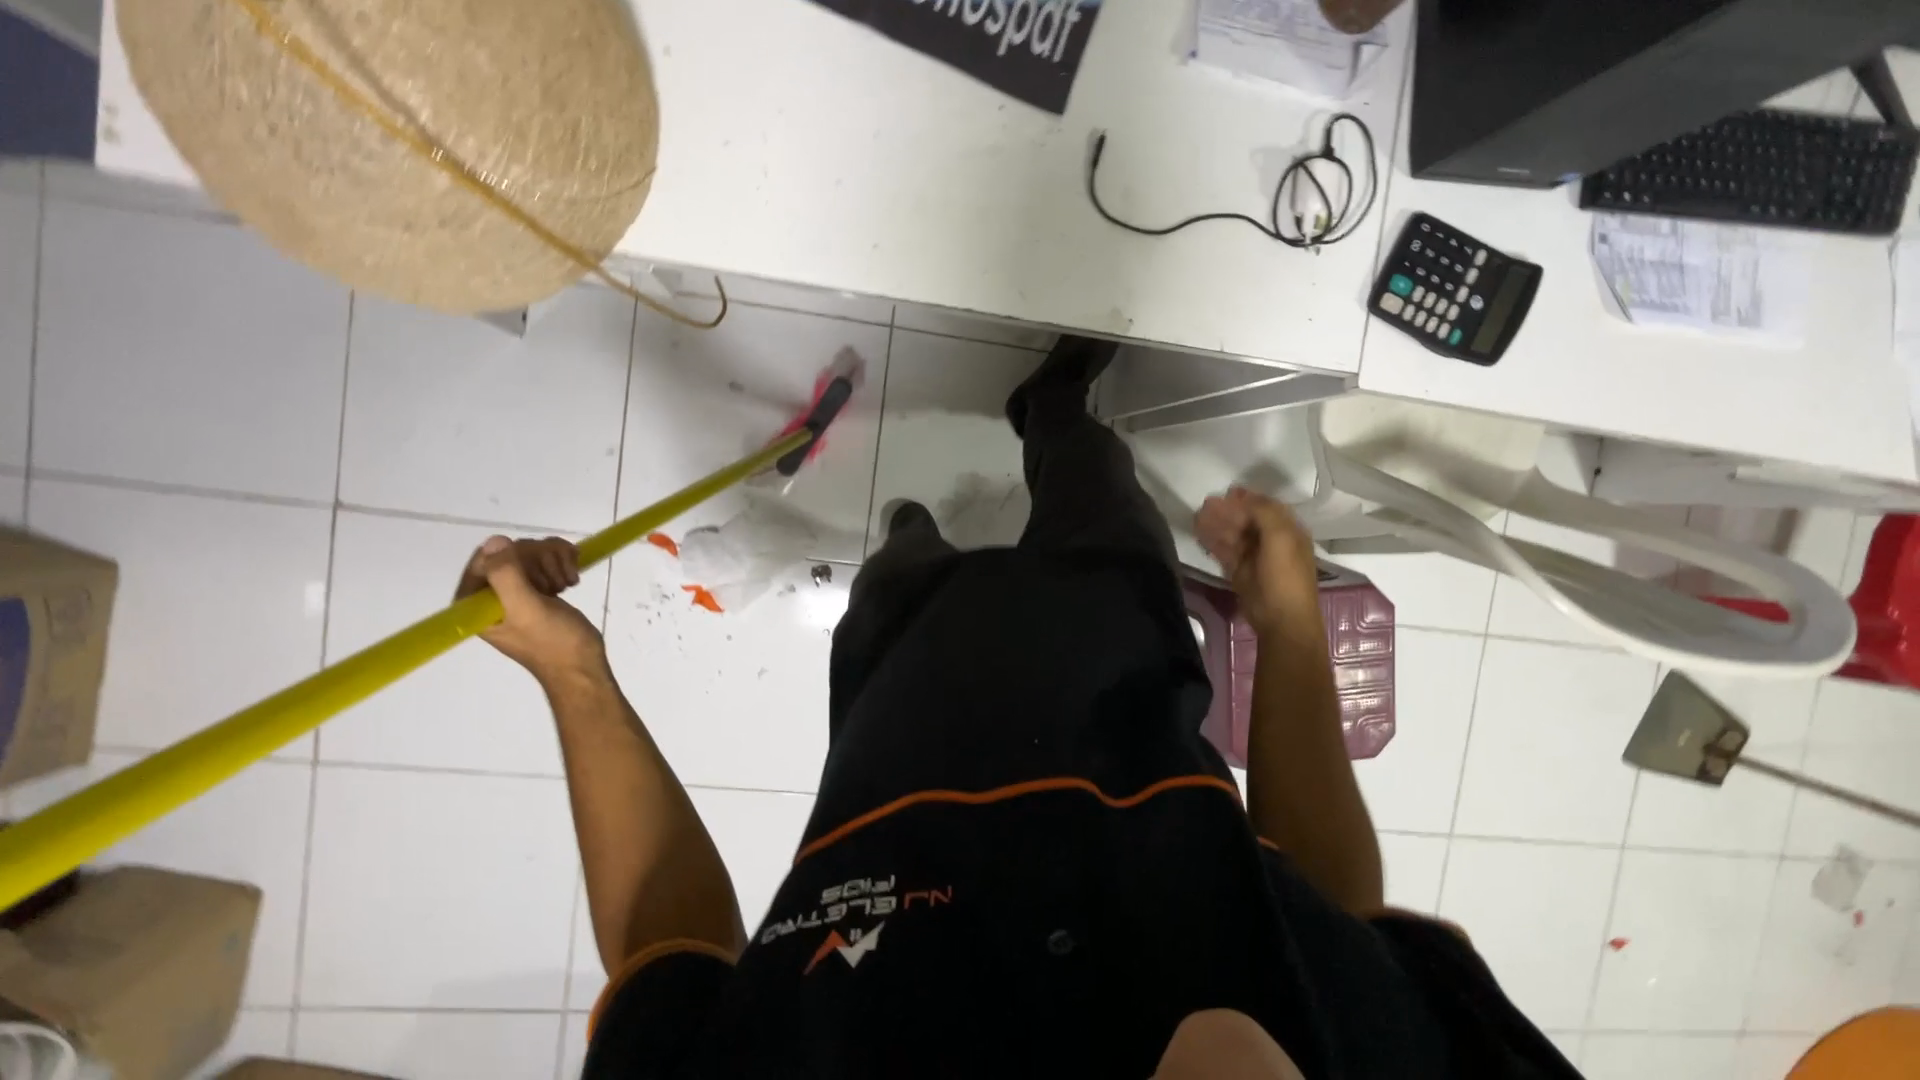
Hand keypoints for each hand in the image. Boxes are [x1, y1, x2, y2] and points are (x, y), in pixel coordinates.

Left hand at [455, 535, 606, 686]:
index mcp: (475, 601)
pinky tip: (572, 579)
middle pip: (512, 551)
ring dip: (556, 561)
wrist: (583, 666)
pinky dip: (563, 563)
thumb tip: (495, 540)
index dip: (516, 557)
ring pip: (532, 552)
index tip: (537, 576)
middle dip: (541, 560)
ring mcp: (516, 591)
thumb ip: (506, 575)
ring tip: (567, 584)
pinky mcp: (539, 590)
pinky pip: (547, 559)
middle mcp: (491, 593)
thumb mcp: (527, 610)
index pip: (486, 556)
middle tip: (556, 585)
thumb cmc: (554, 643)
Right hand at [1195, 487, 1321, 637]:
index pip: (1266, 508)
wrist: (1281, 619)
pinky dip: (1212, 541)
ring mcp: (1255, 557)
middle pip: (1247, 520)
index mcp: (1288, 532)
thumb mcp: (1280, 537)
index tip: (1226, 492)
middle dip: (1227, 511)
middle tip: (1205, 505)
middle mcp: (1272, 541)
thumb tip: (1243, 496)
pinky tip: (1199, 533)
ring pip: (1233, 535)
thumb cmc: (1284, 577)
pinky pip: (1224, 551)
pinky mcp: (1240, 572)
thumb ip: (1264, 512)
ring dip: (1216, 524)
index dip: (1248, 499)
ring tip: (1197, 516)